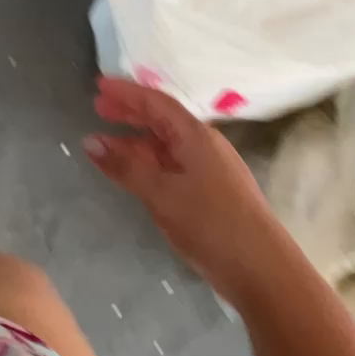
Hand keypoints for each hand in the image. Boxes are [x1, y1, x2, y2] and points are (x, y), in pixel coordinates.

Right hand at [84, 76, 287, 300]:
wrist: (264, 271)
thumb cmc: (212, 224)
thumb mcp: (162, 193)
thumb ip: (125, 167)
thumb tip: (90, 141)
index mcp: (195, 135)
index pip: (156, 102)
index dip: (126, 92)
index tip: (99, 84)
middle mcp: (204, 145)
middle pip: (162, 120)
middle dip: (130, 113)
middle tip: (98, 107)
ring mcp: (210, 170)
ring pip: (167, 146)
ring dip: (136, 142)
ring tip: (105, 145)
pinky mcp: (213, 193)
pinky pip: (173, 166)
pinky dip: (149, 165)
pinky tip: (135, 176)